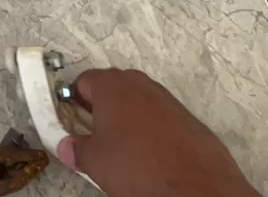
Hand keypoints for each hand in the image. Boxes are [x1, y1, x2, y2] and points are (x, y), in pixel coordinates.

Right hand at [58, 68, 259, 196]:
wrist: (200, 193)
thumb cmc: (137, 169)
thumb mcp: (97, 163)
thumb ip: (77, 150)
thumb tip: (67, 147)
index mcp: (111, 85)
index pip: (83, 81)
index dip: (75, 101)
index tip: (75, 123)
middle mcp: (140, 84)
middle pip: (113, 89)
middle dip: (104, 109)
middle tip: (100, 137)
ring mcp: (169, 101)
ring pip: (141, 104)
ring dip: (132, 120)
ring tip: (131, 151)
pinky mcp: (193, 122)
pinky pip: (165, 121)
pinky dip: (158, 134)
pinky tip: (159, 160)